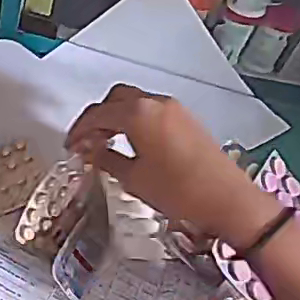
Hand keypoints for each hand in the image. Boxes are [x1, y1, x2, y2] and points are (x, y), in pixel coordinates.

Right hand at [66, 85, 279, 244]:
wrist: (227, 200)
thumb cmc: (181, 191)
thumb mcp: (134, 179)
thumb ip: (107, 159)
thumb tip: (92, 152)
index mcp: (138, 114)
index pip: (98, 114)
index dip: (79, 130)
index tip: (71, 144)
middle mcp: (156, 104)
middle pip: (115, 99)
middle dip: (97, 118)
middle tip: (85, 140)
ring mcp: (174, 110)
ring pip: (135, 103)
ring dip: (116, 117)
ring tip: (105, 144)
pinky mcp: (186, 120)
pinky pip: (152, 111)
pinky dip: (135, 121)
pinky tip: (130, 143)